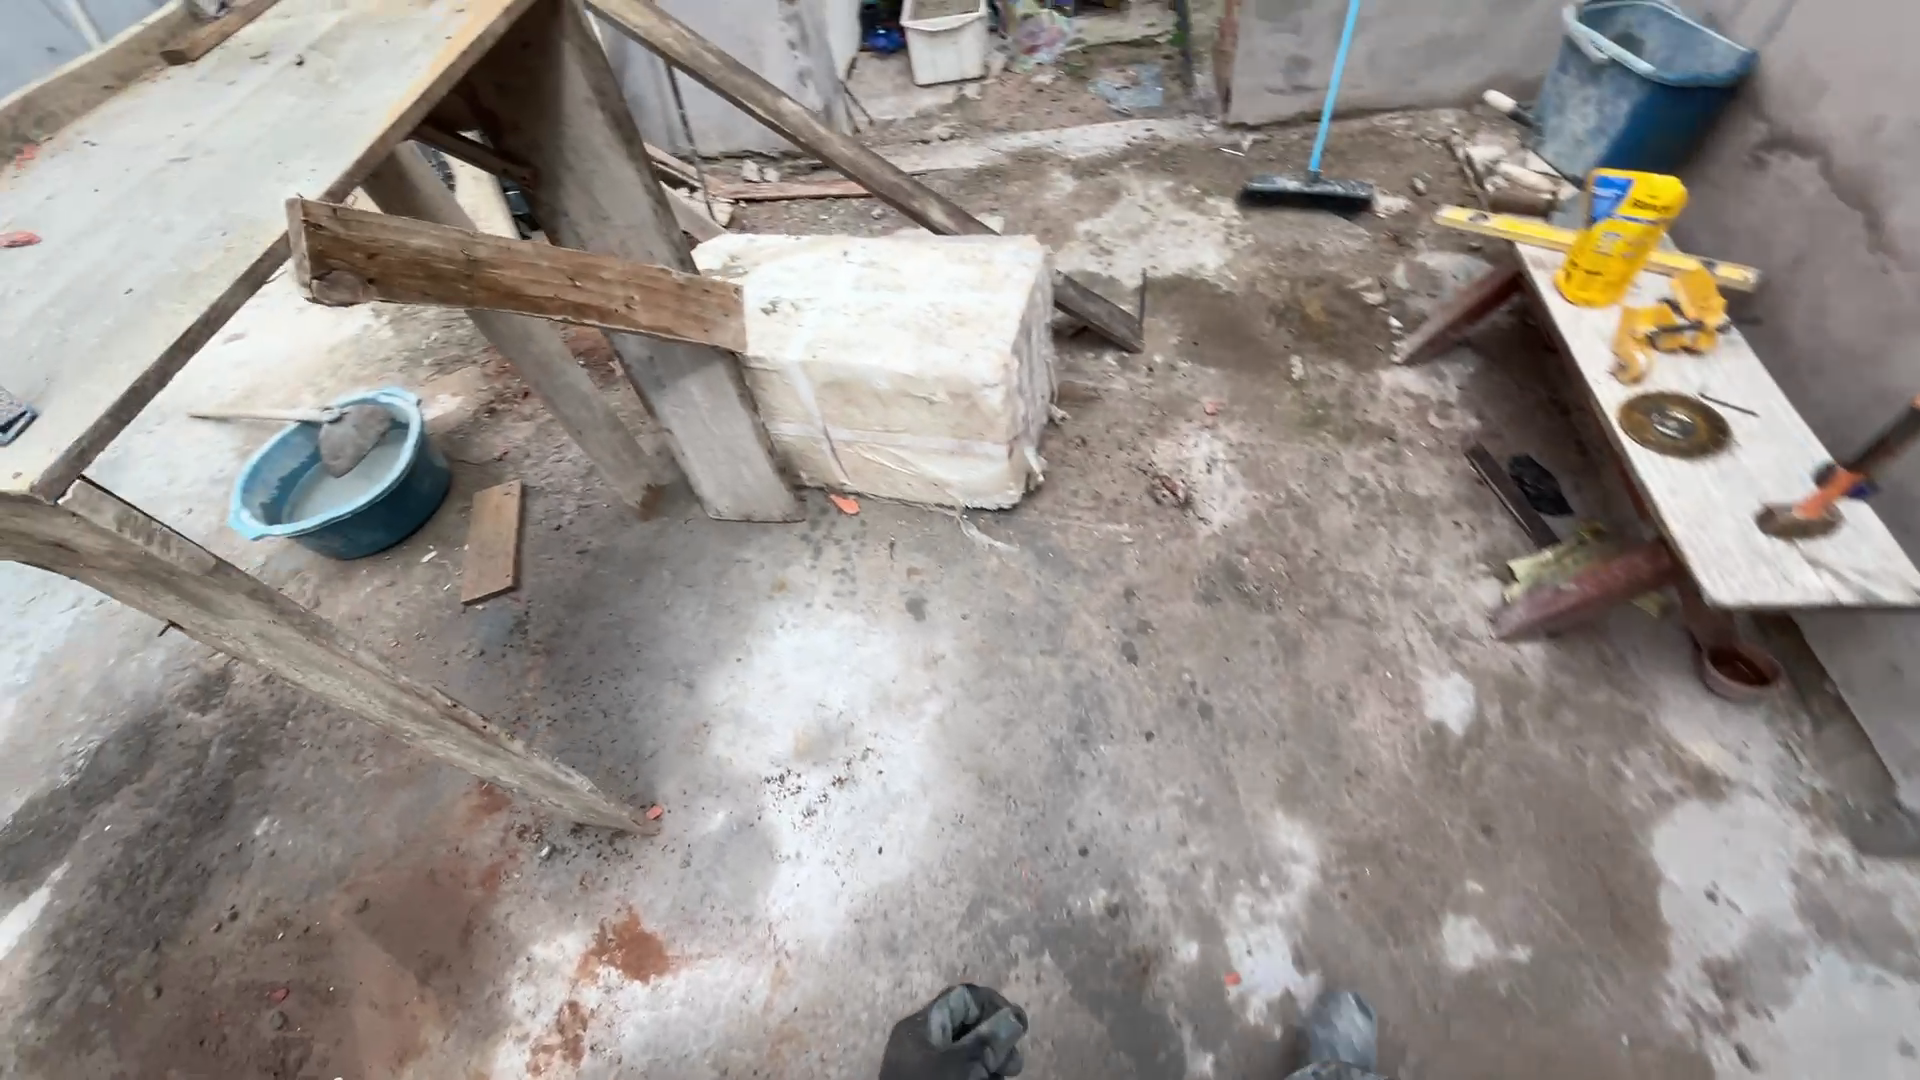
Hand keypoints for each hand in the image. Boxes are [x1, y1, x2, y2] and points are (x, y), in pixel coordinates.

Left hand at [879, 984, 1028, 1079]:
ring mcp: (925, 1070)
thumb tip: (1015, 1015)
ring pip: (967, 1055)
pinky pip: (961, 1075)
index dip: (993, 1006)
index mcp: (921, 1026)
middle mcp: (921, 1043)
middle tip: (1014, 1065)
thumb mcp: (962, 1066)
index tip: (1019, 1026)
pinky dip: (979, 1078)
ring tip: (1004, 1077)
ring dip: (990, 1063)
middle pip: (967, 1027)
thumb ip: (989, 1040)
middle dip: (995, 1042)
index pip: (962, 998)